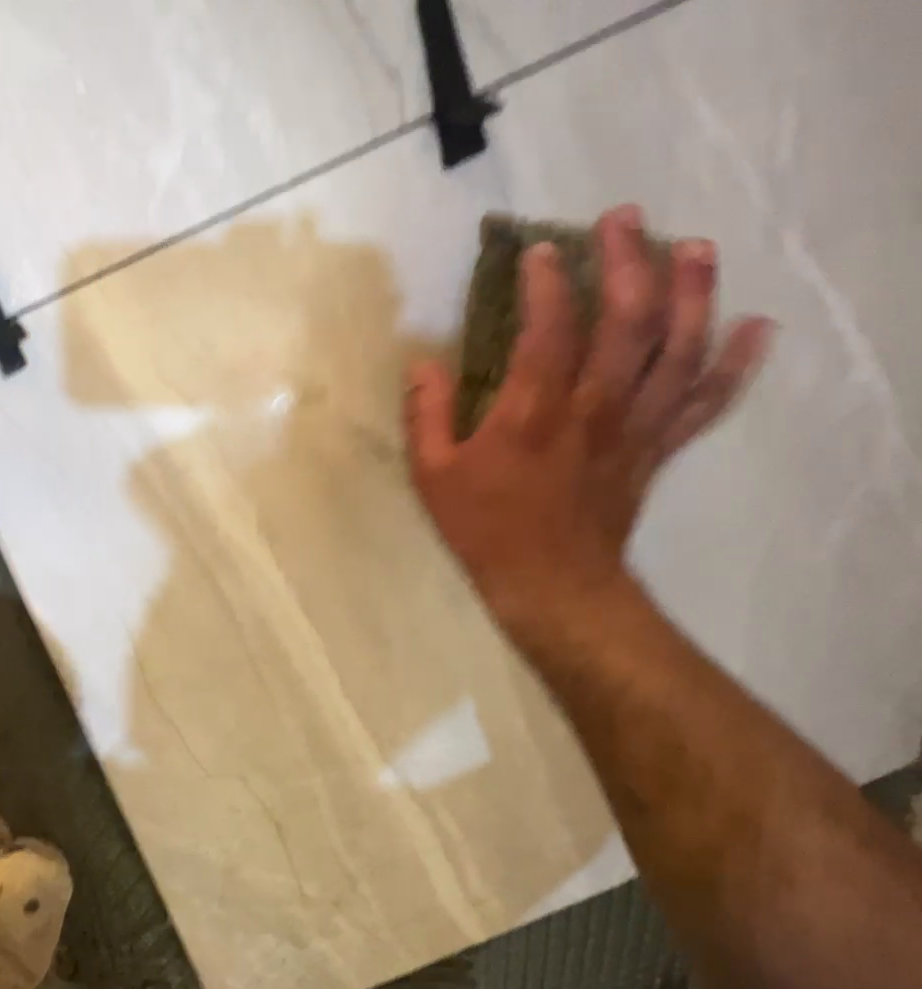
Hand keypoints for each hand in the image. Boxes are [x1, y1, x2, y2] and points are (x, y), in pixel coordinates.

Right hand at [405, 205, 775, 632]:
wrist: (550, 581)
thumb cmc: (483, 525)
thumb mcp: (431, 473)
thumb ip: (428, 414)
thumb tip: (423, 364)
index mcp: (533, 411)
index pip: (550, 329)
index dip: (548, 283)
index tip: (541, 250)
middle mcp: (594, 406)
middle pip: (627, 322)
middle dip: (630, 261)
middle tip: (624, 218)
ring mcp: (636, 425)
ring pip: (678, 349)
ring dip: (692, 293)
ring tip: (694, 247)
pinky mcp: (658, 446)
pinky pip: (707, 400)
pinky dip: (736, 364)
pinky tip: (755, 326)